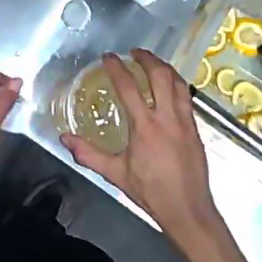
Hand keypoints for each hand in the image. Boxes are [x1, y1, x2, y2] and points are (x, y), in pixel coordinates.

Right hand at [61, 49, 213, 235]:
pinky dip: (177, 85)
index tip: (109, 57)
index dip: (117, 69)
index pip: (129, 88)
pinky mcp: (196, 131)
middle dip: (148, 59)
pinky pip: (187, 99)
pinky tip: (170, 88)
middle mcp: (168, 119)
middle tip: (135, 52)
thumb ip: (89, 154)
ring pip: (179, 84)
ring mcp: (186, 123)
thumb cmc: (150, 191)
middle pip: (161, 76)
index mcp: (145, 127)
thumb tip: (65, 138)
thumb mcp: (115, 174)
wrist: (187, 209)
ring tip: (153, 63)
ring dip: (165, 69)